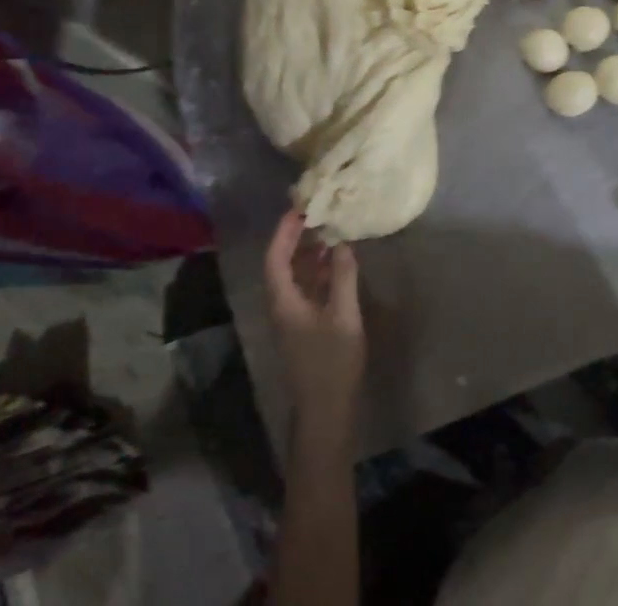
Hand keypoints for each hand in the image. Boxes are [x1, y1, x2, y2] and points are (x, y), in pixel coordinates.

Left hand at [264, 210, 365, 437]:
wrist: (325, 408)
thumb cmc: (332, 361)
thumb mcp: (343, 315)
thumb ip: (342, 277)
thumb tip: (341, 244)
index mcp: (283, 301)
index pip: (275, 257)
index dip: (284, 232)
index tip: (301, 209)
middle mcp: (281, 305)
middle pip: (281, 265)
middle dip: (297, 239)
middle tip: (319, 215)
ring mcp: (291, 318)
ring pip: (294, 278)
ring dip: (308, 255)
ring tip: (330, 233)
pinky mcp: (303, 327)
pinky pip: (304, 290)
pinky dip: (317, 273)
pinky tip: (335, 265)